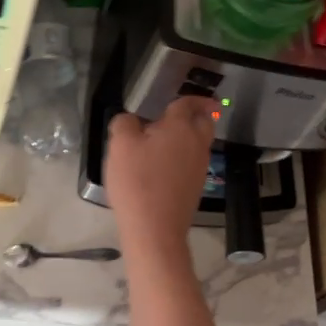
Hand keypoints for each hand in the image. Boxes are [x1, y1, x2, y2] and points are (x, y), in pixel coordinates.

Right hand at [105, 95, 216, 254]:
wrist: (155, 229)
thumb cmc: (137, 182)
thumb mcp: (120, 145)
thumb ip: (125, 123)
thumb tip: (132, 121)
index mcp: (180, 127)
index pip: (188, 103)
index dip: (188, 97)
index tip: (188, 96)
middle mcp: (197, 143)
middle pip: (205, 122)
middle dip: (199, 114)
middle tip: (186, 113)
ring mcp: (200, 167)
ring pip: (201, 143)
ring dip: (190, 136)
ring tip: (168, 139)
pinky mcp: (196, 187)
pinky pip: (194, 162)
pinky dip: (184, 156)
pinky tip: (165, 165)